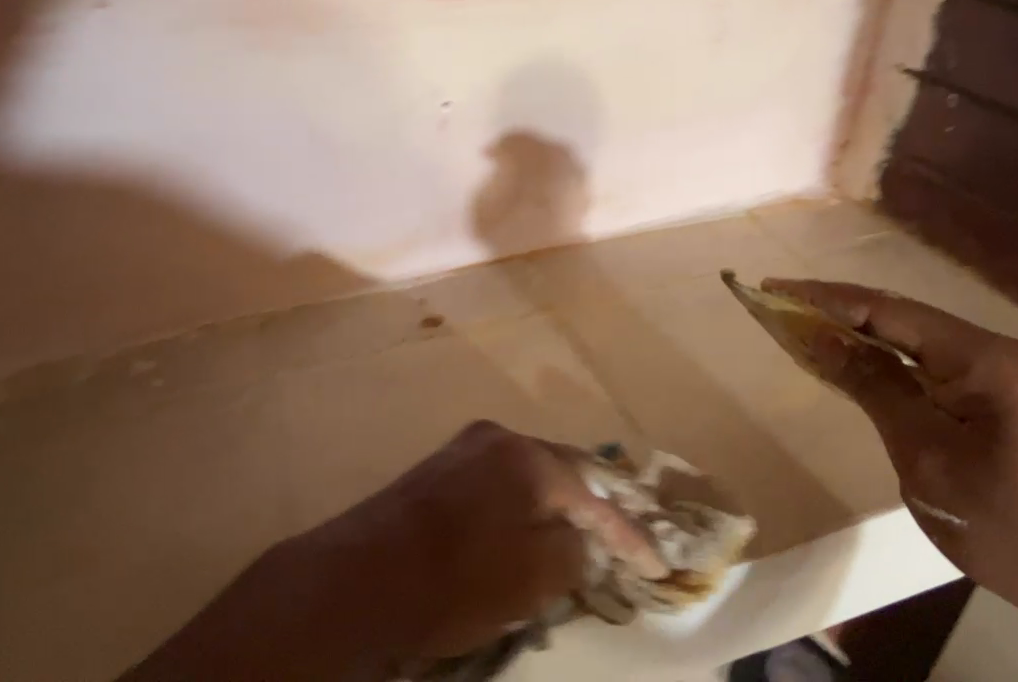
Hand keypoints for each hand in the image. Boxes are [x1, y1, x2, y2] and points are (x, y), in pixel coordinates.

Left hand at [305, 420, 665, 661]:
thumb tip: (579, 538)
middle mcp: (496, 437)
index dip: (629, 536)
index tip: (656, 565)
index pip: (595, 498)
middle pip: (561, 471)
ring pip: (526, 474)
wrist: (360, 578)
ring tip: (577, 533)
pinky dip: (520, 505)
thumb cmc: (456, 579)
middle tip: (621, 536)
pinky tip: (525, 527)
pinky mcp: (436, 469)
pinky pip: (497, 482)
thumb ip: (574, 551)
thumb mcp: (533, 579)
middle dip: (592, 506)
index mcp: (528, 457)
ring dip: (553, 504)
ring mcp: (462, 449)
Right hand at [765, 281, 1017, 681]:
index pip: (889, 310)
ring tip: (808, 337)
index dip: (825, 298)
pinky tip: (864, 371)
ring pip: (922, 345)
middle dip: (840, 314)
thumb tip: (821, 337)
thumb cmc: (1009, 528)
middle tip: (780, 313)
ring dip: (866, 340)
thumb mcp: (926, 457)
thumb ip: (874, 388)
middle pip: (906, 320)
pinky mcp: (1015, 406)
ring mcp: (1015, 380)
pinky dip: (895, 367)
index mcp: (988, 360)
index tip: (771, 290)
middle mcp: (1005, 355)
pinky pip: (941, 370)